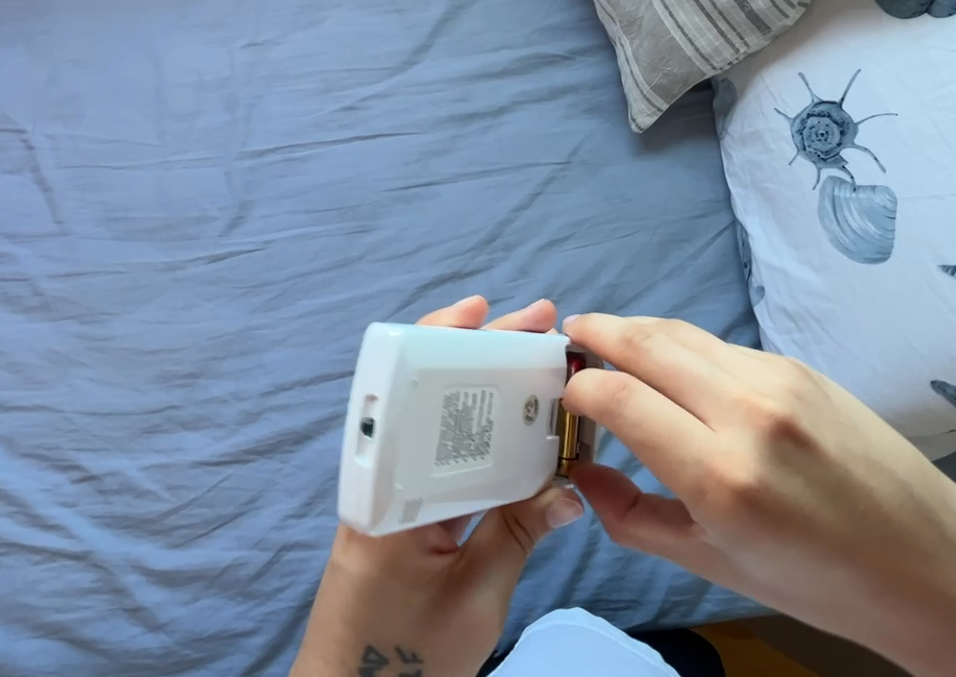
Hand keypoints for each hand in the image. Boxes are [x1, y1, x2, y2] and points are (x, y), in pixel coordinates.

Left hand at [290, 297, 585, 676]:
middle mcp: (384, 479)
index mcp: (388, 490)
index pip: (416, 396)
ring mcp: (392, 495)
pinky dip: (481, 437)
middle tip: (536, 323)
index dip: (449, 345)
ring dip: (485, 391)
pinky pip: (443, 460)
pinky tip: (516, 426)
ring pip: (438, 425)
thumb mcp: (474, 598)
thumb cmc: (405, 659)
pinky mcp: (404, 515)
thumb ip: (519, 533)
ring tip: (534, 359)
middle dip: (482, 354)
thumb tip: (571, 484)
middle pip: (430, 397)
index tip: (489, 313)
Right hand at [561, 314, 955, 676]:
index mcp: (721, 477)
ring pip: (681, 333)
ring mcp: (778, 381)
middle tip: (568, 335)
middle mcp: (746, 414)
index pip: (618, 398)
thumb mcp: (713, 565)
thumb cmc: (819, 585)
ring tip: (608, 340)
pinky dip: (681, 347)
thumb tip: (579, 471)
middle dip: (596, 332)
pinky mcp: (801, 367)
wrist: (936, 569)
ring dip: (636, 331)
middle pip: (645, 344)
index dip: (578, 387)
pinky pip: (720, 347)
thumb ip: (631, 516)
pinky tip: (673, 366)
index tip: (564, 393)